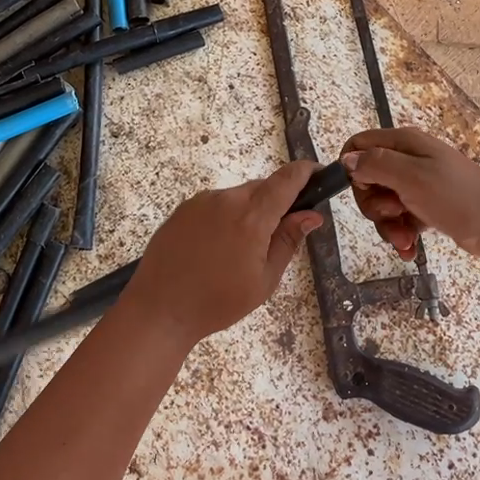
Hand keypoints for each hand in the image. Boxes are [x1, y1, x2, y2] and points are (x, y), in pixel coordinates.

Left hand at [118, 159, 326, 345]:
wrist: (160, 308)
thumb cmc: (218, 302)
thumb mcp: (264, 280)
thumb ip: (288, 241)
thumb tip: (312, 215)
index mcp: (251, 217)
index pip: (286, 180)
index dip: (306, 171)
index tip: (319, 172)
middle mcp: (226, 199)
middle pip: (262, 188)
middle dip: (276, 202)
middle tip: (278, 234)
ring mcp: (201, 201)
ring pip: (238, 197)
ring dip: (249, 212)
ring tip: (240, 251)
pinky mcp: (183, 208)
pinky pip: (215, 204)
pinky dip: (226, 217)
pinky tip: (217, 247)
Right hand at [343, 128, 479, 261]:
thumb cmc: (457, 196)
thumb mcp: (410, 176)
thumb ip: (374, 164)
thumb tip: (347, 159)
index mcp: (404, 143)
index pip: (360, 144)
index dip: (352, 166)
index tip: (361, 189)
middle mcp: (409, 160)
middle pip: (368, 178)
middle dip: (373, 203)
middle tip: (391, 213)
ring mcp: (419, 185)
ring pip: (384, 203)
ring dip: (387, 225)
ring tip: (404, 240)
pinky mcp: (428, 207)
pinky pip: (402, 219)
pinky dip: (401, 234)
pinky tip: (409, 250)